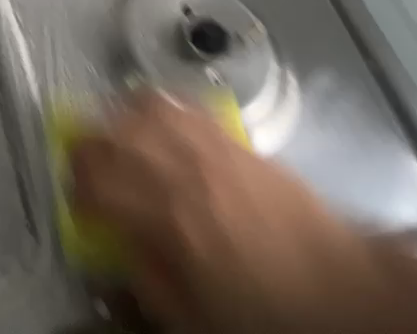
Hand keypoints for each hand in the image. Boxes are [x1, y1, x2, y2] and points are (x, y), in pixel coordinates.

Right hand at [68, 91, 388, 332]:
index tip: (78, 204)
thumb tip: (111, 241)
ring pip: (142, 104)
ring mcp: (208, 143)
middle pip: (109, 131)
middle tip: (86, 168)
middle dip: (86, 147)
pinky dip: (159, 109)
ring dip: (118, 119)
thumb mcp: (189, 316)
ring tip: (117, 139)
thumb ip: (141, 274)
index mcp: (165, 215)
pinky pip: (181, 104)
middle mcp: (180, 166)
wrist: (343, 291)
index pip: (92, 179)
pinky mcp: (234, 136)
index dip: (74, 188)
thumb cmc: (263, 312)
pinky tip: (159, 126)